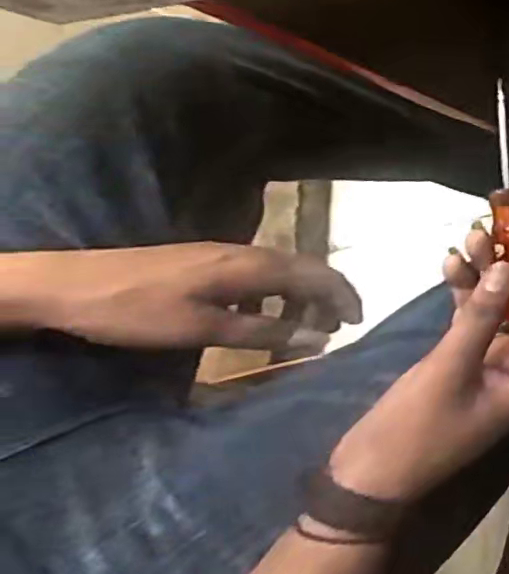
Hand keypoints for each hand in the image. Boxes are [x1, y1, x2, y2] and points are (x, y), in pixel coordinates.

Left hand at [27, 242, 361, 350]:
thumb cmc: (136, 309)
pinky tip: (255, 316)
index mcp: (261, 267)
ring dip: (302, 298)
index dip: (345, 299)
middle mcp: (258, 254)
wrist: (66, 284)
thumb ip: (262, 331)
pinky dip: (276, 295)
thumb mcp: (199, 328)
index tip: (356, 324)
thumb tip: (318, 339)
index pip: (323, 279)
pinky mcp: (214, 261)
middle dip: (329, 299)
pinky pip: (264, 275)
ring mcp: (234, 254)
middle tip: (333, 329)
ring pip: (288, 273)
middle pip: (312, 272)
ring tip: (298, 327)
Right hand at [326, 234, 508, 502]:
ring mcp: (492, 358)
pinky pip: (472, 314)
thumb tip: (508, 268)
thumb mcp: (448, 371)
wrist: (358, 485)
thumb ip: (481, 318)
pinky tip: (450, 264)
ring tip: (470, 238)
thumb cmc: (412, 434)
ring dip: (485, 272)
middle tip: (503, 232)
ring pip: (499, 303)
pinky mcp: (463, 356)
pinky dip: (464, 291)